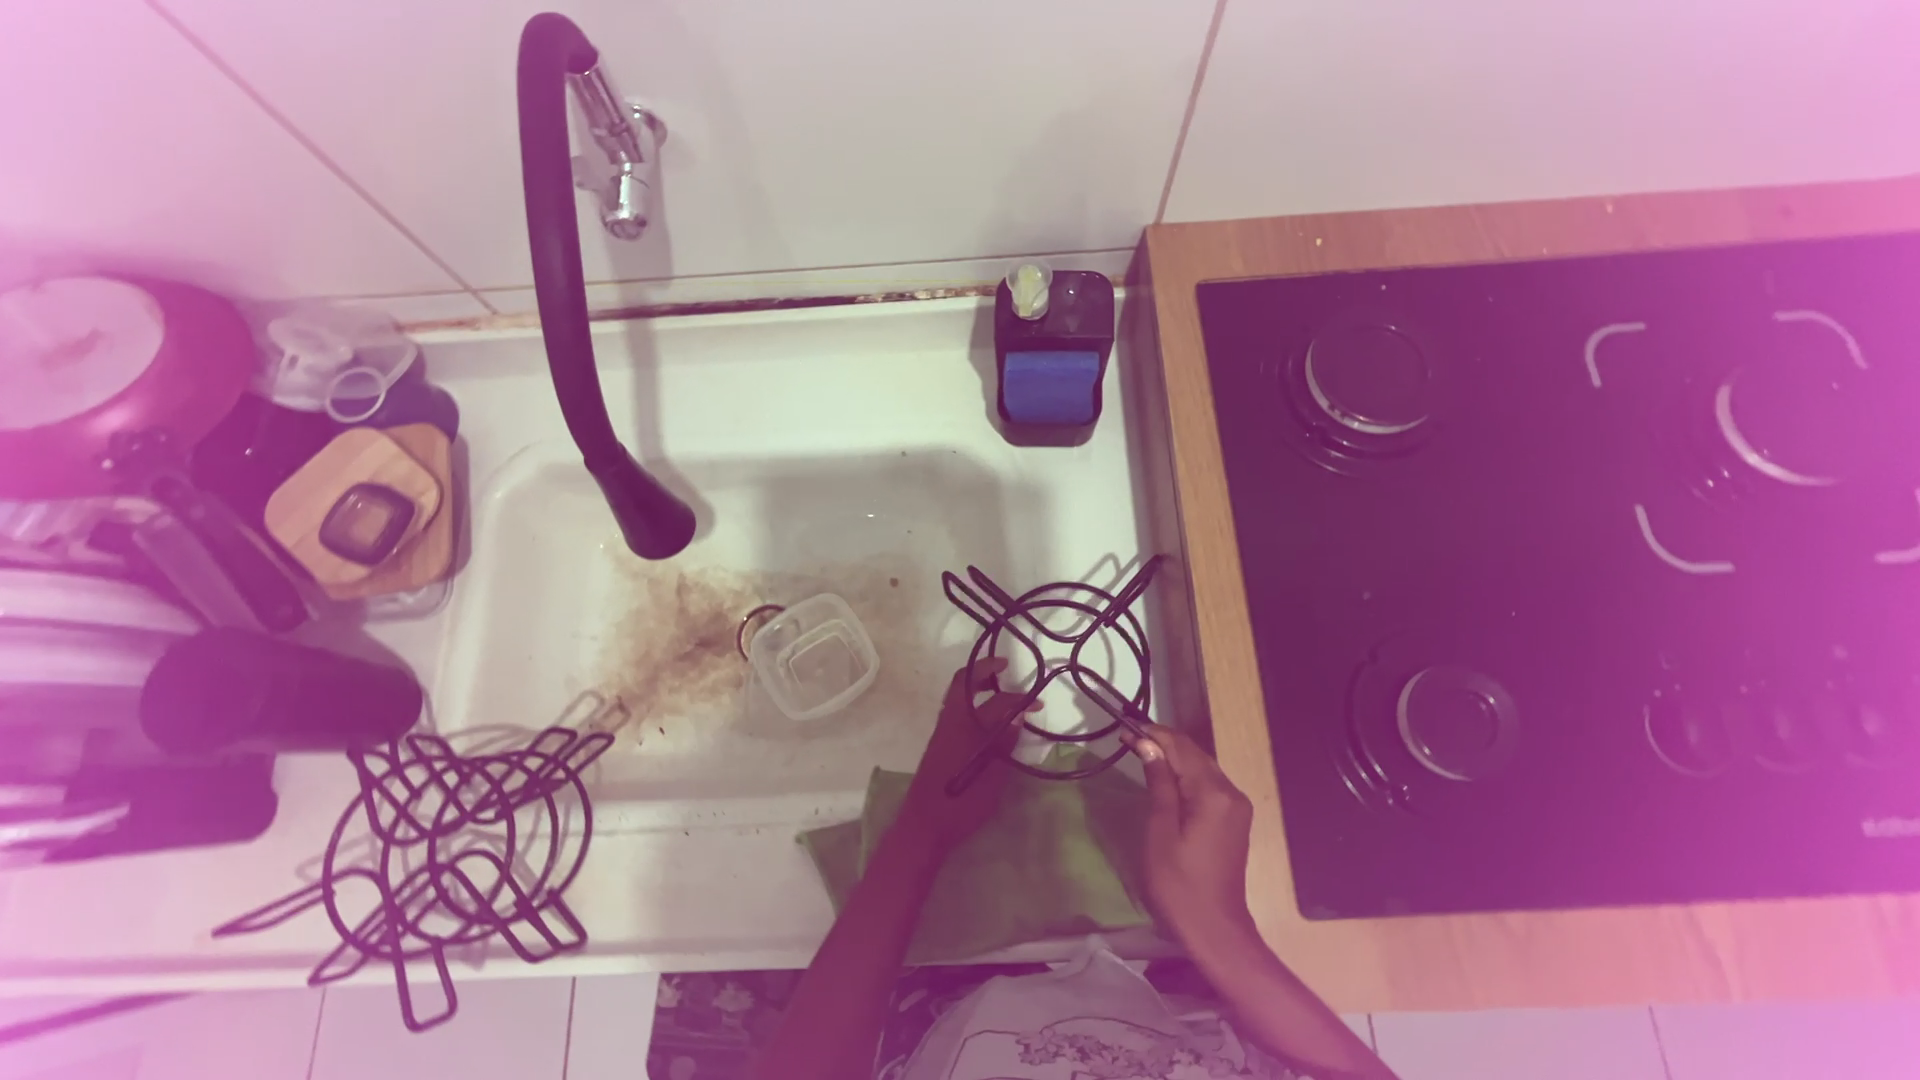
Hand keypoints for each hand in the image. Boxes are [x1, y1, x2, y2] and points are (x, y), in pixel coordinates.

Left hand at [897, 657, 1032, 850]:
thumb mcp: (993, 777)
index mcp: (966, 727)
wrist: (924, 826)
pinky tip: (986, 716)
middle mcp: (950, 721)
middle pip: (964, 682)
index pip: (997, 702)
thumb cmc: (962, 804)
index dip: (1019, 700)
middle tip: (1003, 666)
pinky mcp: (939, 743)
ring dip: (976, 684)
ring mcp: (942, 731)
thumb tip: (1018, 717)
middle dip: (984, 669)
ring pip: (957, 695)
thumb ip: (1005, 744)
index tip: (1037, 704)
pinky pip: (955, 709)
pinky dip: (971, 702)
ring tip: (997, 687)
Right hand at [1124, 722, 1258, 949]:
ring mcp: (1236, 806)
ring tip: (1141, 754)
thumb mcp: (1160, 831)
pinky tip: (1166, 778)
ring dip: (1174, 758)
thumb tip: (1149, 746)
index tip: (1124, 731)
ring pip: (1202, 768)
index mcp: (1213, 793)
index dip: (1153, 735)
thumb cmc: (1178, 883)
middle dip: (1162, 743)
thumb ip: (1159, 784)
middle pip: (1195, 754)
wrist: (1214, 928)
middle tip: (1128, 741)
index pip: (1182, 747)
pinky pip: (1208, 785)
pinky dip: (1186, 775)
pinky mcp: (1234, 819)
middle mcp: (1231, 792)